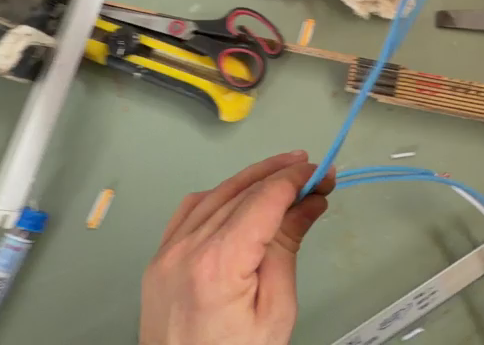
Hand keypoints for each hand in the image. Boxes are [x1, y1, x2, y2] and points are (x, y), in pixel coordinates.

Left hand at [140, 151, 334, 344]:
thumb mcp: (276, 312)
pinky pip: (192, 209)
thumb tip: (309, 201)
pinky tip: (243, 194)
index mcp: (218, 263)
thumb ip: (287, 248)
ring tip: (287, 173)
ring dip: (254, 178)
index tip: (324, 173)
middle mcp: (187, 247)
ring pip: (217, 193)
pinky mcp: (159, 259)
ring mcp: (167, 251)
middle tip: (316, 174)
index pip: (264, 199)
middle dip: (283, 176)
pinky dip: (222, 194)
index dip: (296, 179)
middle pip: (242, 191)